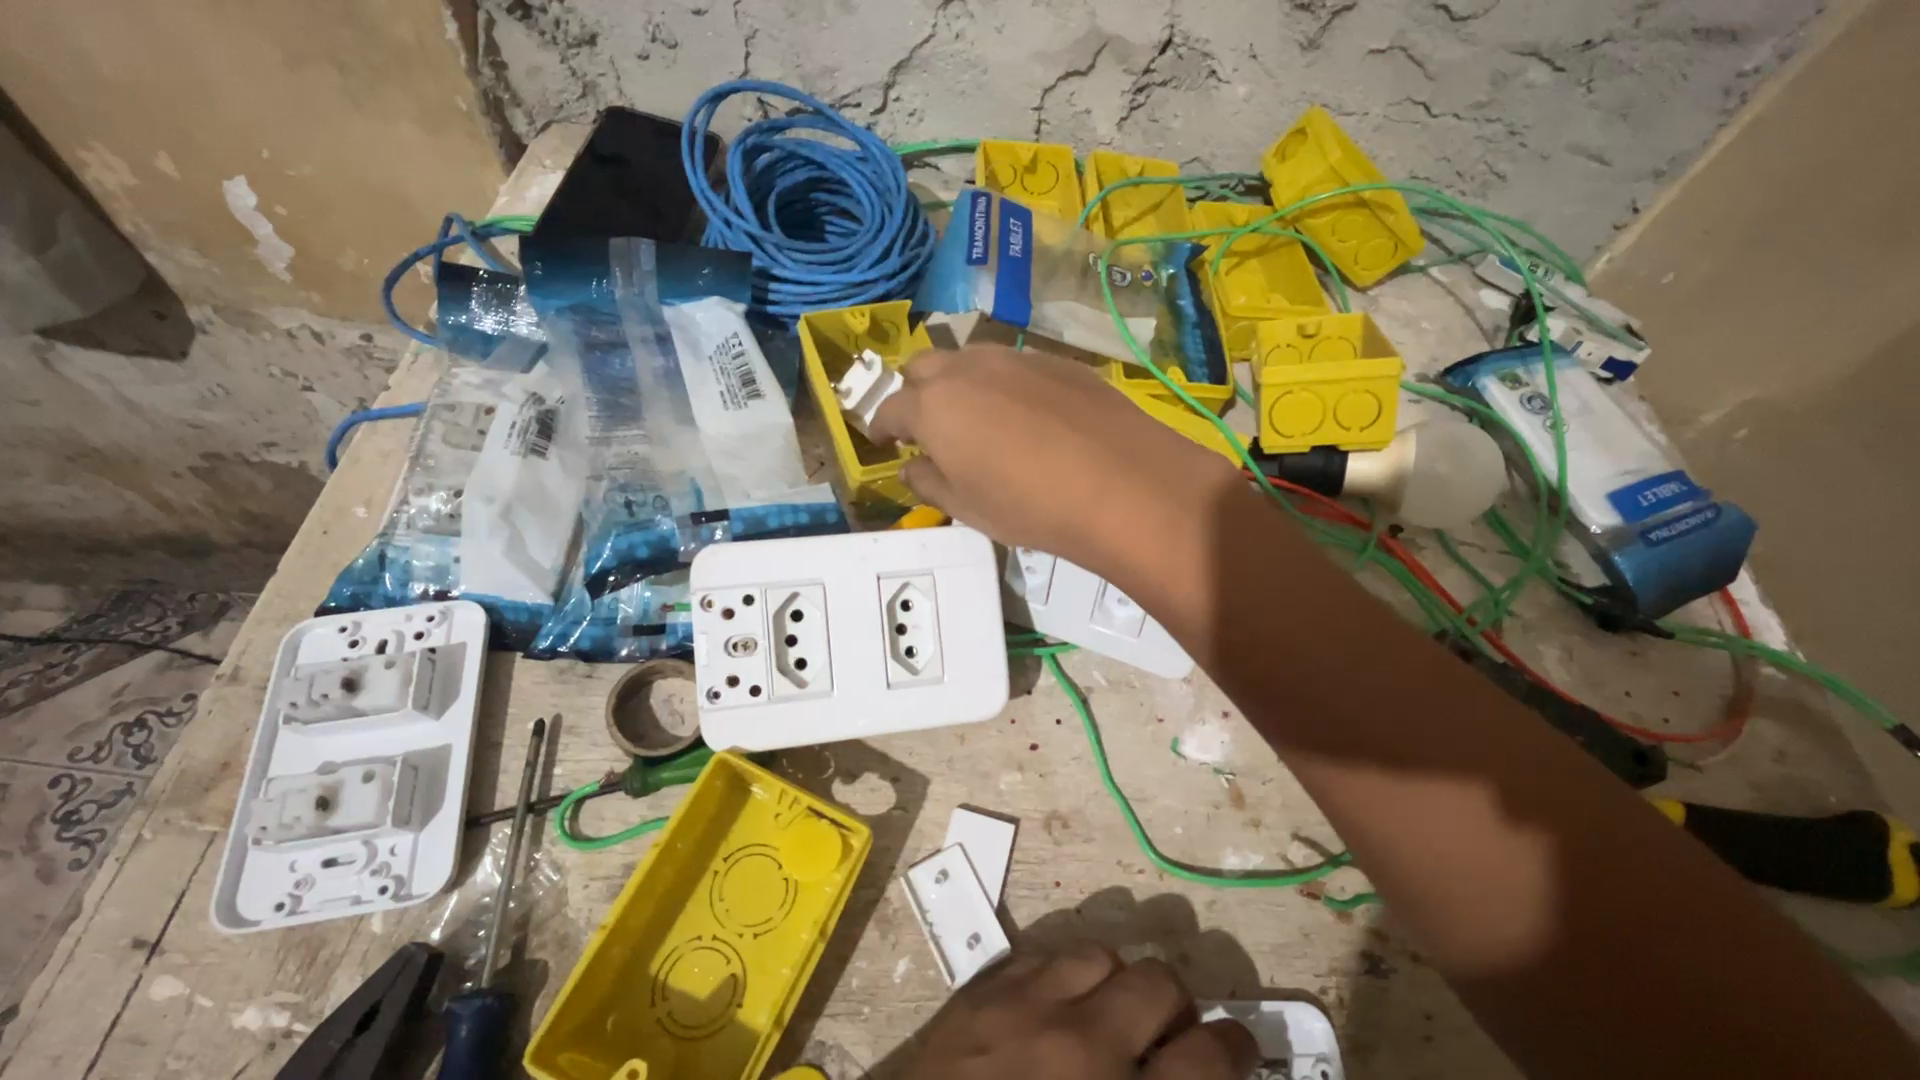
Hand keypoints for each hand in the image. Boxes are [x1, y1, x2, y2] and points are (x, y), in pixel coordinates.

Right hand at [868, 346, 1240, 573]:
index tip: (882, 441)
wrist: (1120, 483)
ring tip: (975, 417)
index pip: (890, 409)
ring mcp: (1016, 358)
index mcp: (932, 406)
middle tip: (927, 426)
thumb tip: (911, 466)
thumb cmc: (1028, 505)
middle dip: (916, 393)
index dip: (881, 427)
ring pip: (971, 359)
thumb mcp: (966, 508)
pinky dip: (1004, 386)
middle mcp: (967, 369)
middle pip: (924, 367)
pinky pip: (1015, 367)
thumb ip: (928, 482)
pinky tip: (1026, 417)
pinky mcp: (1059, 362)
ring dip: (960, 383)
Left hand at [896, 942, 1257, 1079]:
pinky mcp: (983, 991)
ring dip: (1116, 985)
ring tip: (1105, 1014)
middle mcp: (1082, 1046)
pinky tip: (1054, 1004)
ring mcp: (1026, 1008)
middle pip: (1162, 985)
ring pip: (1102, 955)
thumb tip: (1182, 1073)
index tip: (1233, 1048)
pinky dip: (1062, 976)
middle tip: (1163, 1038)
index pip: (1210, 1057)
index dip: (1235, 1048)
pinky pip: (1044, 955)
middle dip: (1175, 1011)